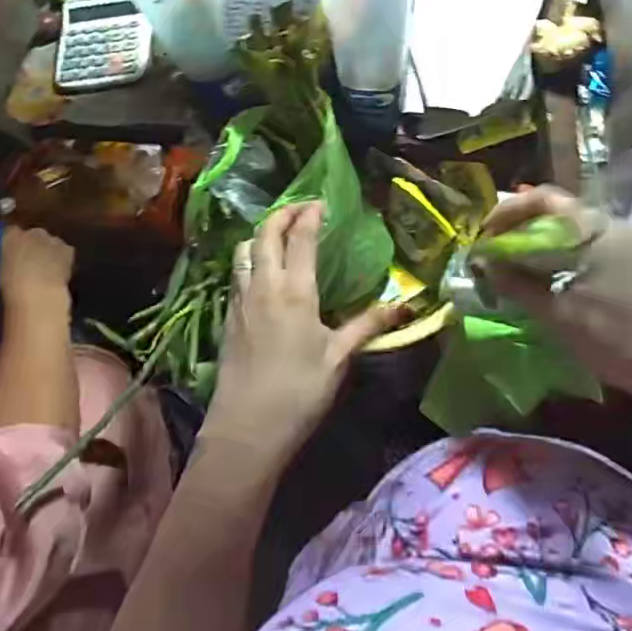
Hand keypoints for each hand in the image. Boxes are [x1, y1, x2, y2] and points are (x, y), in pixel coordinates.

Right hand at [0, 227, 73, 309]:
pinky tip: (60, 273)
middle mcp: (32, 232)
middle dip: (35, 245)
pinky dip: (63, 259)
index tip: (16, 253)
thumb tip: (14, 262)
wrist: (37, 292)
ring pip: (52, 243)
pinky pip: (65, 252)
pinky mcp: (68, 249)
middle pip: (34, 235)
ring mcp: (52, 239)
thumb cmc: (12, 286)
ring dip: (50, 252)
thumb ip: (9, 260)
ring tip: (48, 270)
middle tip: (33, 262)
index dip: (15, 242)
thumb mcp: (2, 271)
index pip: (11, 232)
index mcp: (11, 236)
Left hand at [207, 203, 400, 459]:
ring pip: (244, 249)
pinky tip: (260, 271)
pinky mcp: (227, 315)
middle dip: (283, 213)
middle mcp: (264, 285)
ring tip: (278, 236)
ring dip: (260, 234)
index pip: (300, 238)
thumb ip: (367, 326)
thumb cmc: (299, 392)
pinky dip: (248, 258)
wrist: (246, 427)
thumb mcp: (339, 359)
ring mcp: (240, 299)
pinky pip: (236, 272)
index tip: (321, 203)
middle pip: (266, 233)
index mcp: (295, 291)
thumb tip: (404, 307)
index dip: (310, 215)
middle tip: (301, 209)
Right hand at [480, 185, 631, 409]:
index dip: (508, 211)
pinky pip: (582, 248)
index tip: (484, 236)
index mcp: (595, 230)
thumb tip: (483, 265)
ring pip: (567, 232)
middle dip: (517, 229)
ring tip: (509, 268)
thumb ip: (517, 284)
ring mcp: (623, 246)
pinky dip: (554, 257)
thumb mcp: (559, 313)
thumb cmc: (619, 338)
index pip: (543, 199)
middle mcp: (610, 228)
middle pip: (554, 212)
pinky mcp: (628, 265)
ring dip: (535, 244)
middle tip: (491, 253)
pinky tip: (540, 281)